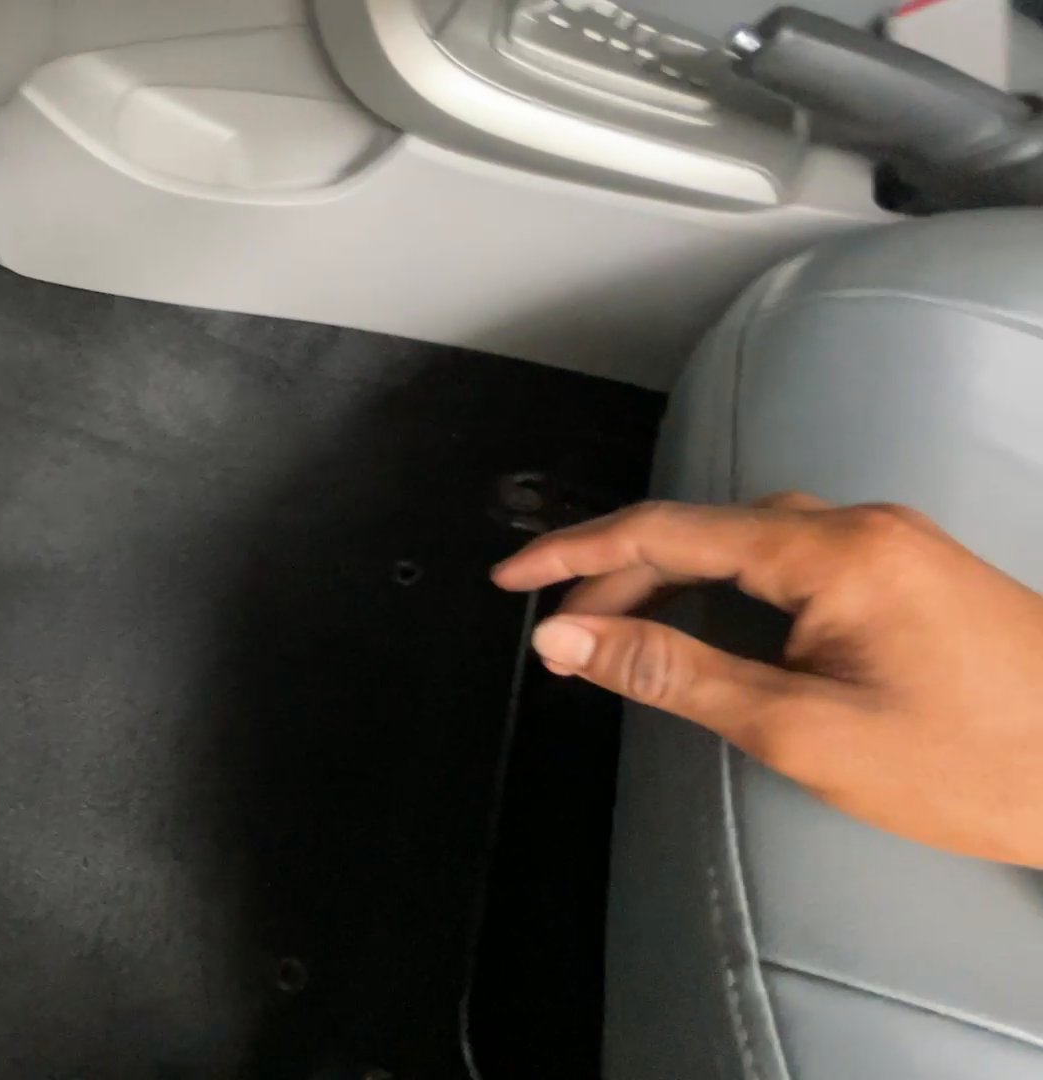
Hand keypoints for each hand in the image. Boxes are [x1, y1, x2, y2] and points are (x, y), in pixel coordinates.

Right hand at [492, 494, 1042, 867]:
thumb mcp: (796, 727)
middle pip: (690, 534)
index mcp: (827, 551)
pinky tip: (688, 622)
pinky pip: (768, 560)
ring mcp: (879, 544)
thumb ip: (665, 671)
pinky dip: (706, 589)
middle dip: (610, 581)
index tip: (508, 579)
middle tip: (559, 640)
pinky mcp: (895, 570)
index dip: (570, 553)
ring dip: (655, 585)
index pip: (659, 531)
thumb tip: (556, 637)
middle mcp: (849, 526)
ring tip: (608, 636)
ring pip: (728, 545)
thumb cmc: (976, 766)